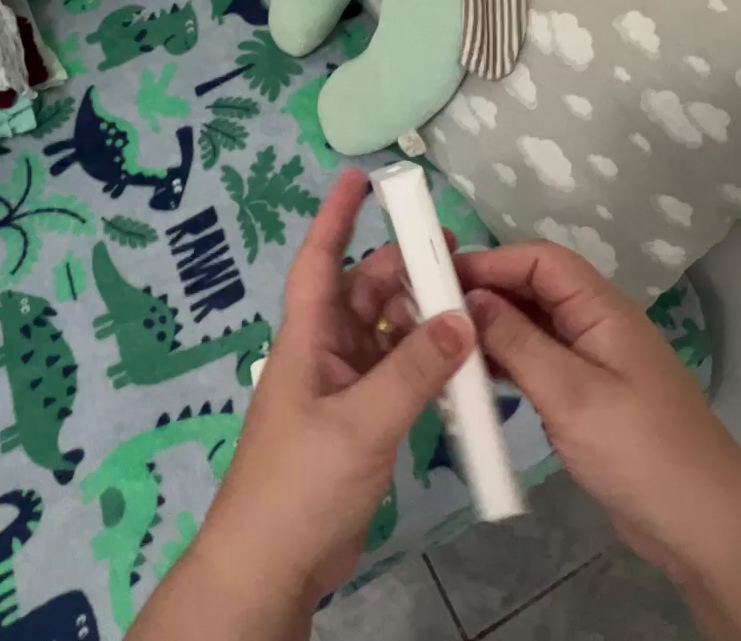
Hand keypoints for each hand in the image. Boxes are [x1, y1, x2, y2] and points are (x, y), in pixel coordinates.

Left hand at [180, 169, 474, 606]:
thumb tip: (463, 318)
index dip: (335, 216)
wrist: (273, 563)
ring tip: (467, 304)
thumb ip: (414, 371)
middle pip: (364, 292)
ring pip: (384, 331)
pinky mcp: (359, 418)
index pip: (318, 260)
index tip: (359, 176)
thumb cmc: (300, 483)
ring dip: (419, 315)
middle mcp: (323, 352)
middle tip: (455, 254)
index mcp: (307, 338)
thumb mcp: (360, 423)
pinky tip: (457, 359)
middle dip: (403, 267)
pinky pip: (394, 371)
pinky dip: (423, 359)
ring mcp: (341, 387)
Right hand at [456, 241, 740, 569]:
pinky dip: (505, 362)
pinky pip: (536, 361)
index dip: (492, 261)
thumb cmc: (641, 452)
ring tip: (443, 344)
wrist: (704, 527)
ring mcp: (591, 359)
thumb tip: (469, 298)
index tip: (441, 278)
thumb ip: (517, 340)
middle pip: (533, 287)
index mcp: (602, 309)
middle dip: (484, 292)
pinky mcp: (584, 393)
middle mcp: (596, 324)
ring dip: (491, 329)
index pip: (541, 260)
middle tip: (430, 312)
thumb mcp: (571, 393)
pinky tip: (473, 378)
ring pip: (531, 324)